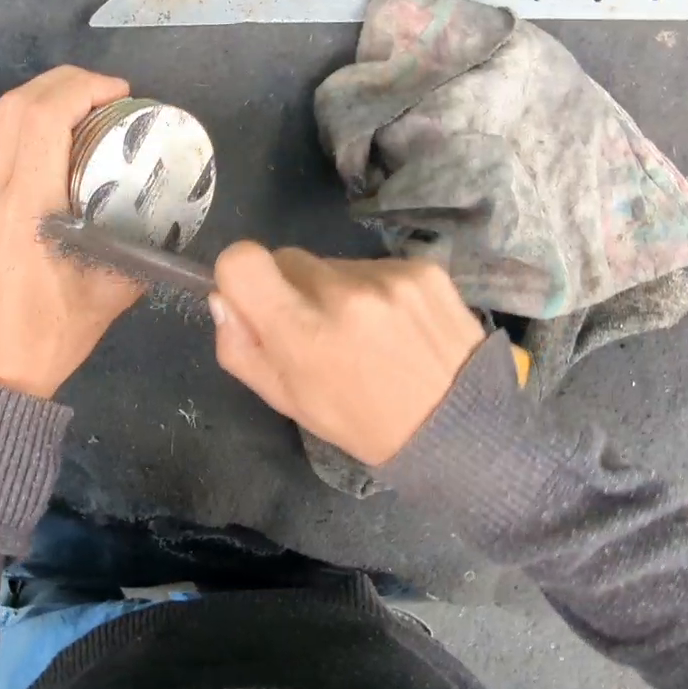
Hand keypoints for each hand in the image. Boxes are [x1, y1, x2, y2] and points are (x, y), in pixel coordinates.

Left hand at [0, 67, 144, 399]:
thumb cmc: (51, 336)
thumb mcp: (110, 295)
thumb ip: (138, 251)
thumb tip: (165, 223)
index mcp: (25, 206)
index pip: (45, 115)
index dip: (84, 88)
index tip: (119, 95)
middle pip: (16, 105)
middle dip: (63, 84)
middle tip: (102, 97)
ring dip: (37, 110)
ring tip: (75, 124)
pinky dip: (14, 144)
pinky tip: (38, 164)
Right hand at [209, 243, 486, 465]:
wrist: (463, 430)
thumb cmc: (363, 423)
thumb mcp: (289, 402)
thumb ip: (242, 349)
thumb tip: (224, 299)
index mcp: (304, 333)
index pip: (242, 260)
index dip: (237, 273)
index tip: (252, 297)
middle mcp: (343, 293)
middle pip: (286, 258)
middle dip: (290, 288)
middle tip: (318, 329)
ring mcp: (388, 277)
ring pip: (332, 264)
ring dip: (336, 290)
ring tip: (368, 335)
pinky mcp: (423, 268)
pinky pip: (374, 266)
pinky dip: (376, 290)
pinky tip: (398, 326)